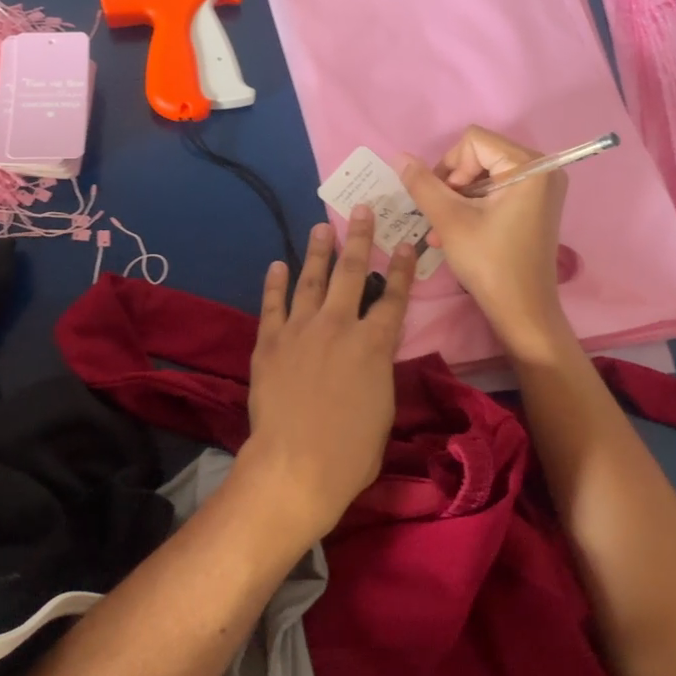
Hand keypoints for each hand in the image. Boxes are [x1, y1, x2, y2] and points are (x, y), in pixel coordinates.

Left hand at [236, 206, 416, 545]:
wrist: (296, 464)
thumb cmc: (352, 450)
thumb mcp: (382, 408)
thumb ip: (378, 370)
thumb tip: (372, 353)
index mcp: (374, 344)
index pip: (394, 298)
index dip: (402, 269)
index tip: (405, 244)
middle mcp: (339, 326)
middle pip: (352, 273)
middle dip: (359, 239)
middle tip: (362, 211)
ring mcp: (300, 330)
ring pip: (311, 280)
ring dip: (318, 252)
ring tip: (322, 228)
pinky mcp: (270, 342)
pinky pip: (273, 304)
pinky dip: (275, 283)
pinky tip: (277, 265)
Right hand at [399, 126, 568, 345]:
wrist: (523, 311)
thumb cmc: (489, 263)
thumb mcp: (449, 220)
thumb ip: (422, 184)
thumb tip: (400, 157)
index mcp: (529, 167)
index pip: (473, 141)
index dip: (450, 166)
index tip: (445, 200)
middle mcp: (542, 169)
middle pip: (479, 154)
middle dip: (453, 183)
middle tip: (441, 214)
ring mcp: (541, 188)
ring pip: (483, 173)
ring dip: (457, 198)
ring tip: (441, 228)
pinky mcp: (535, 204)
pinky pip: (496, 189)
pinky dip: (473, 205)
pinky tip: (454, 231)